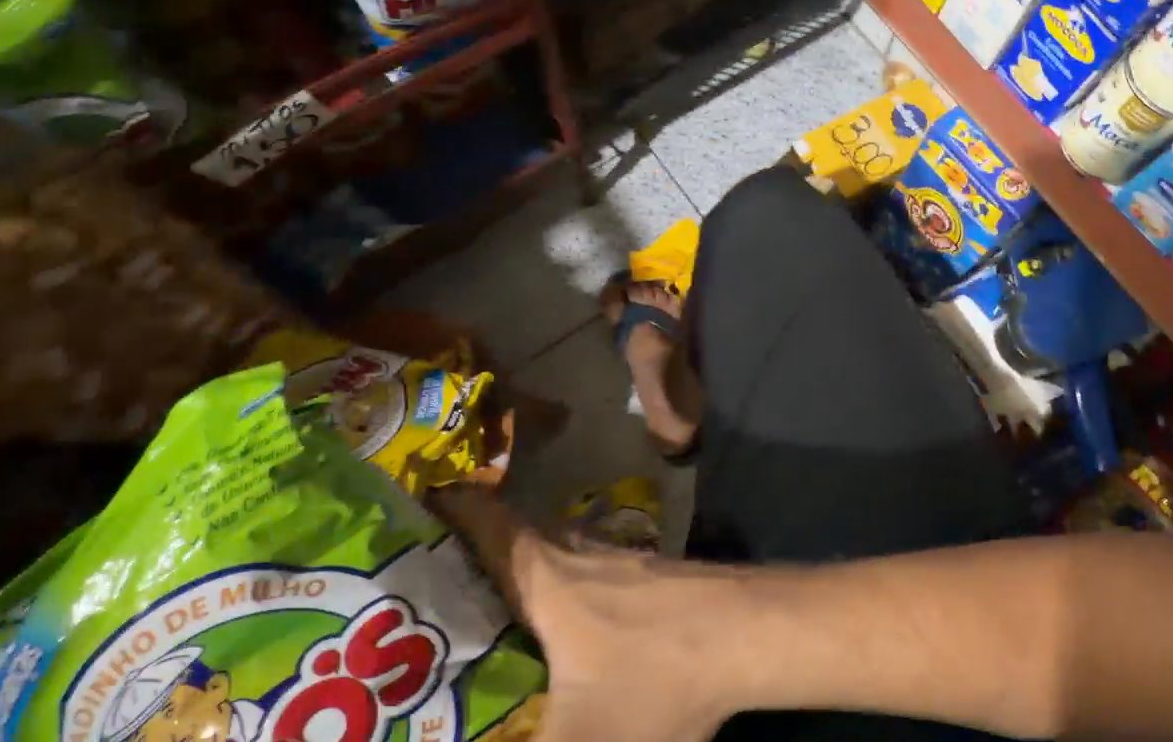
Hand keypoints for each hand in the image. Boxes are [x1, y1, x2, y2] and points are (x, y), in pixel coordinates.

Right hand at [429, 485, 745, 741]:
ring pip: (564, 550)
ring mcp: (627, 564)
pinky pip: (595, 568)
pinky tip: (574, 615)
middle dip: (482, 540)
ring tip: (497, 591)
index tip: (421, 493)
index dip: (455, 508)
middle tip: (439, 561)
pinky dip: (568, 580)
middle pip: (524, 535)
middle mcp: (584, 558)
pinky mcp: (657, 579)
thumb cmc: (659, 678)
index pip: (492, 528)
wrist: (751, 634)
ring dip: (529, 560)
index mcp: (551, 581)